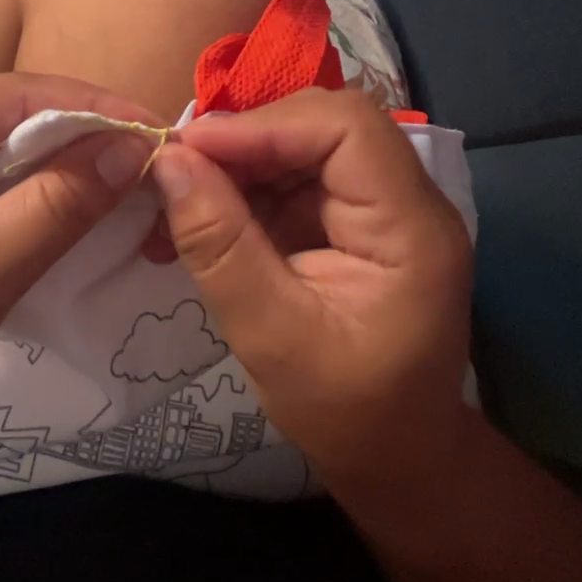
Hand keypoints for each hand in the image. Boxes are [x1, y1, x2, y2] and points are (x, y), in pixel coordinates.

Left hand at [0, 73, 161, 427]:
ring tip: (126, 177)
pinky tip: (74, 199)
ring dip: (65, 157)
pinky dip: (38, 181)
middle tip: (150, 159)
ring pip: (7, 138)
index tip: (157, 132)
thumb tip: (131, 149)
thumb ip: (56, 207)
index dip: (90, 105)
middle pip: (12, 109)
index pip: (13, 94)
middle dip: (83, 130)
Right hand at [149, 87, 474, 495]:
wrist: (392, 456)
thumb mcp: (271, 337)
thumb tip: (169, 161)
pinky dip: (237, 189)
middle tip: (174, 173)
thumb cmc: (345, 411)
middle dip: (242, 142)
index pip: (347, 129)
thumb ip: (220, 247)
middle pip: (321, 125)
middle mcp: (404, 201)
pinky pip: (287, 177)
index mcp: (411, 229)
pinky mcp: (345, 218)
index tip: (189, 150)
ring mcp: (375, 206)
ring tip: (174, 201)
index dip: (265, 125)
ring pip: (297, 144)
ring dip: (232, 164)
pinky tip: (197, 217)